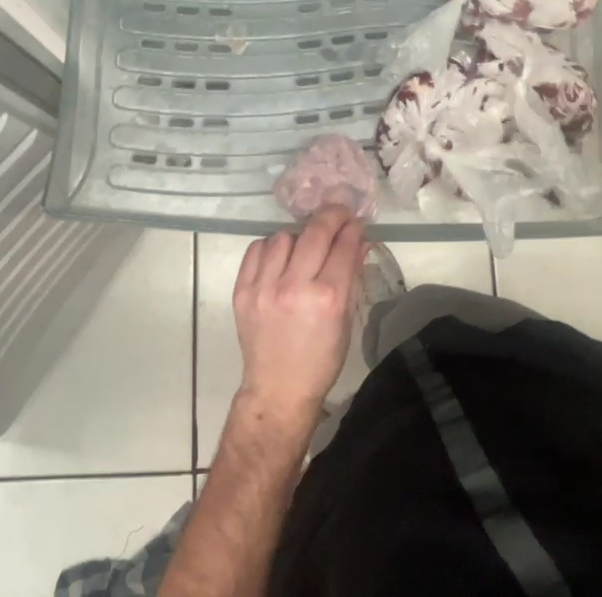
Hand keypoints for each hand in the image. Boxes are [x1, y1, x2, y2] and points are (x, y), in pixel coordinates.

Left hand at [232, 207, 367, 418]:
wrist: (278, 388)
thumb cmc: (321, 359)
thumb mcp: (345, 320)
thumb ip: (351, 276)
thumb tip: (359, 241)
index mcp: (326, 298)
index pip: (343, 246)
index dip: (352, 227)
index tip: (355, 220)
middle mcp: (293, 287)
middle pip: (314, 232)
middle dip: (331, 216)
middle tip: (338, 214)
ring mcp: (263, 287)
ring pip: (283, 236)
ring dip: (299, 235)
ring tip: (305, 245)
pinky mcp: (242, 290)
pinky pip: (257, 249)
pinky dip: (271, 246)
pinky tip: (280, 255)